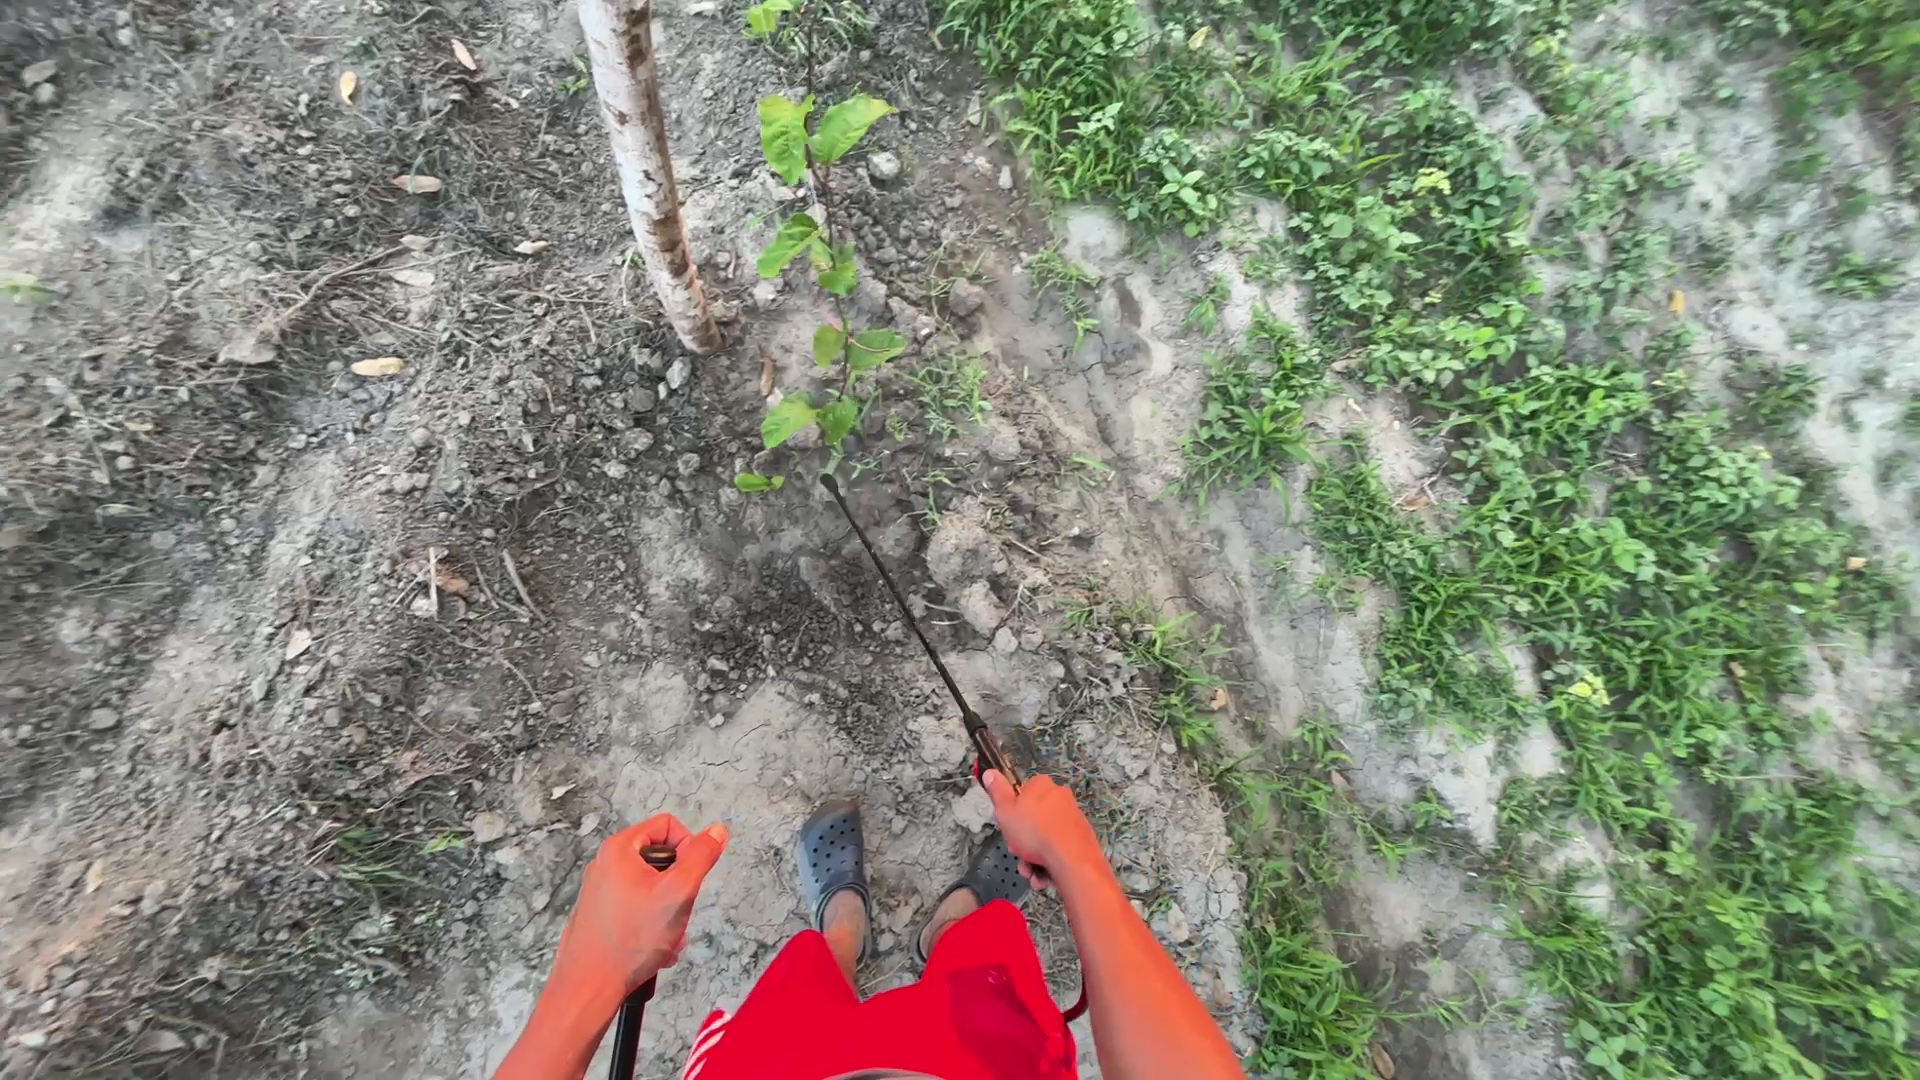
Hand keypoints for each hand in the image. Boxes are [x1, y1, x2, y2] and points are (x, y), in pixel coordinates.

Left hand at [552, 815, 727, 996]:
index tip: (689, 875)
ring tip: (668, 933)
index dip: (687, 846)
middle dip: (678, 884)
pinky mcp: (600, 916)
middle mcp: (605, 866)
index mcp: (619, 849)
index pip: (668, 825)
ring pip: (651, 886)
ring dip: (668, 908)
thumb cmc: (629, 941)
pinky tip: (656, 945)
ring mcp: (600, 892)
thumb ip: (701, 855)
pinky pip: (637, 907)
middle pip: (661, 857)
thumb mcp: (679, 890)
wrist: (588, 991)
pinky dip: (651, 923)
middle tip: (677, 906)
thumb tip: (717, 831)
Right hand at [981, 770, 1102, 888]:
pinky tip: (1042, 873)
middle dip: (1023, 838)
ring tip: (1030, 868)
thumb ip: (997, 791)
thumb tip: (990, 773)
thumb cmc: (1035, 833)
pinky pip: (1059, 846)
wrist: (1072, 861)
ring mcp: (1073, 816)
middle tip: (1018, 849)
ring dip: (1034, 854)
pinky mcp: (1082, 835)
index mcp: (1041, 785)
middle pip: (1034, 817)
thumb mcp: (1005, 811)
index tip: (1009, 826)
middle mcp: (1060, 796)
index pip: (1022, 793)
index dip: (1013, 812)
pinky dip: (1050, 860)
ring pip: (1046, 835)